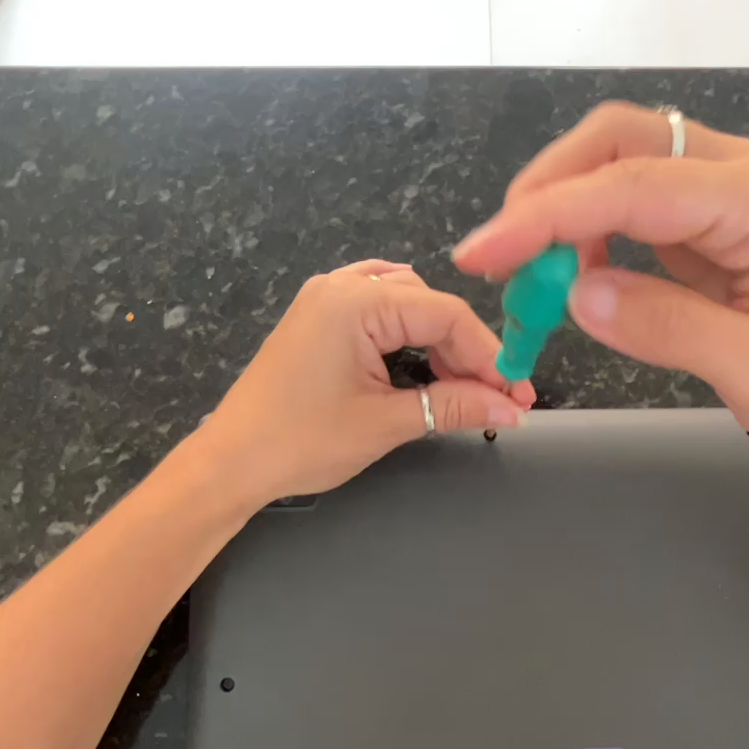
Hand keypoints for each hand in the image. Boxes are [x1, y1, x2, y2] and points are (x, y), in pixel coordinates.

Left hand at [195, 259, 535, 501]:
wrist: (232, 462)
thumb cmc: (301, 442)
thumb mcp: (385, 423)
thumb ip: (452, 406)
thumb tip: (510, 407)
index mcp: (355, 302)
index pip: (445, 315)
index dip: (489, 354)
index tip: (517, 392)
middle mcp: (340, 286)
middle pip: (427, 306)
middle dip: (465, 351)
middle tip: (496, 395)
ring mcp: (324, 299)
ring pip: (405, 305)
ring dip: (438, 343)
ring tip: (463, 386)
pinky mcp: (318, 319)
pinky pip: (377, 311)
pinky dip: (406, 335)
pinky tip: (423, 360)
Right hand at [451, 101, 748, 453]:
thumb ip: (672, 328)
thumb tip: (578, 293)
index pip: (636, 185)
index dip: (549, 215)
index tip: (482, 255)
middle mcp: (745, 175)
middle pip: (623, 138)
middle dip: (548, 189)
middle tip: (499, 259)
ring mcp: (725, 191)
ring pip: (618, 160)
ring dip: (558, 206)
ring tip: (527, 276)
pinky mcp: (706, 217)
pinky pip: (627, 200)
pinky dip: (582, 229)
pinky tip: (569, 273)